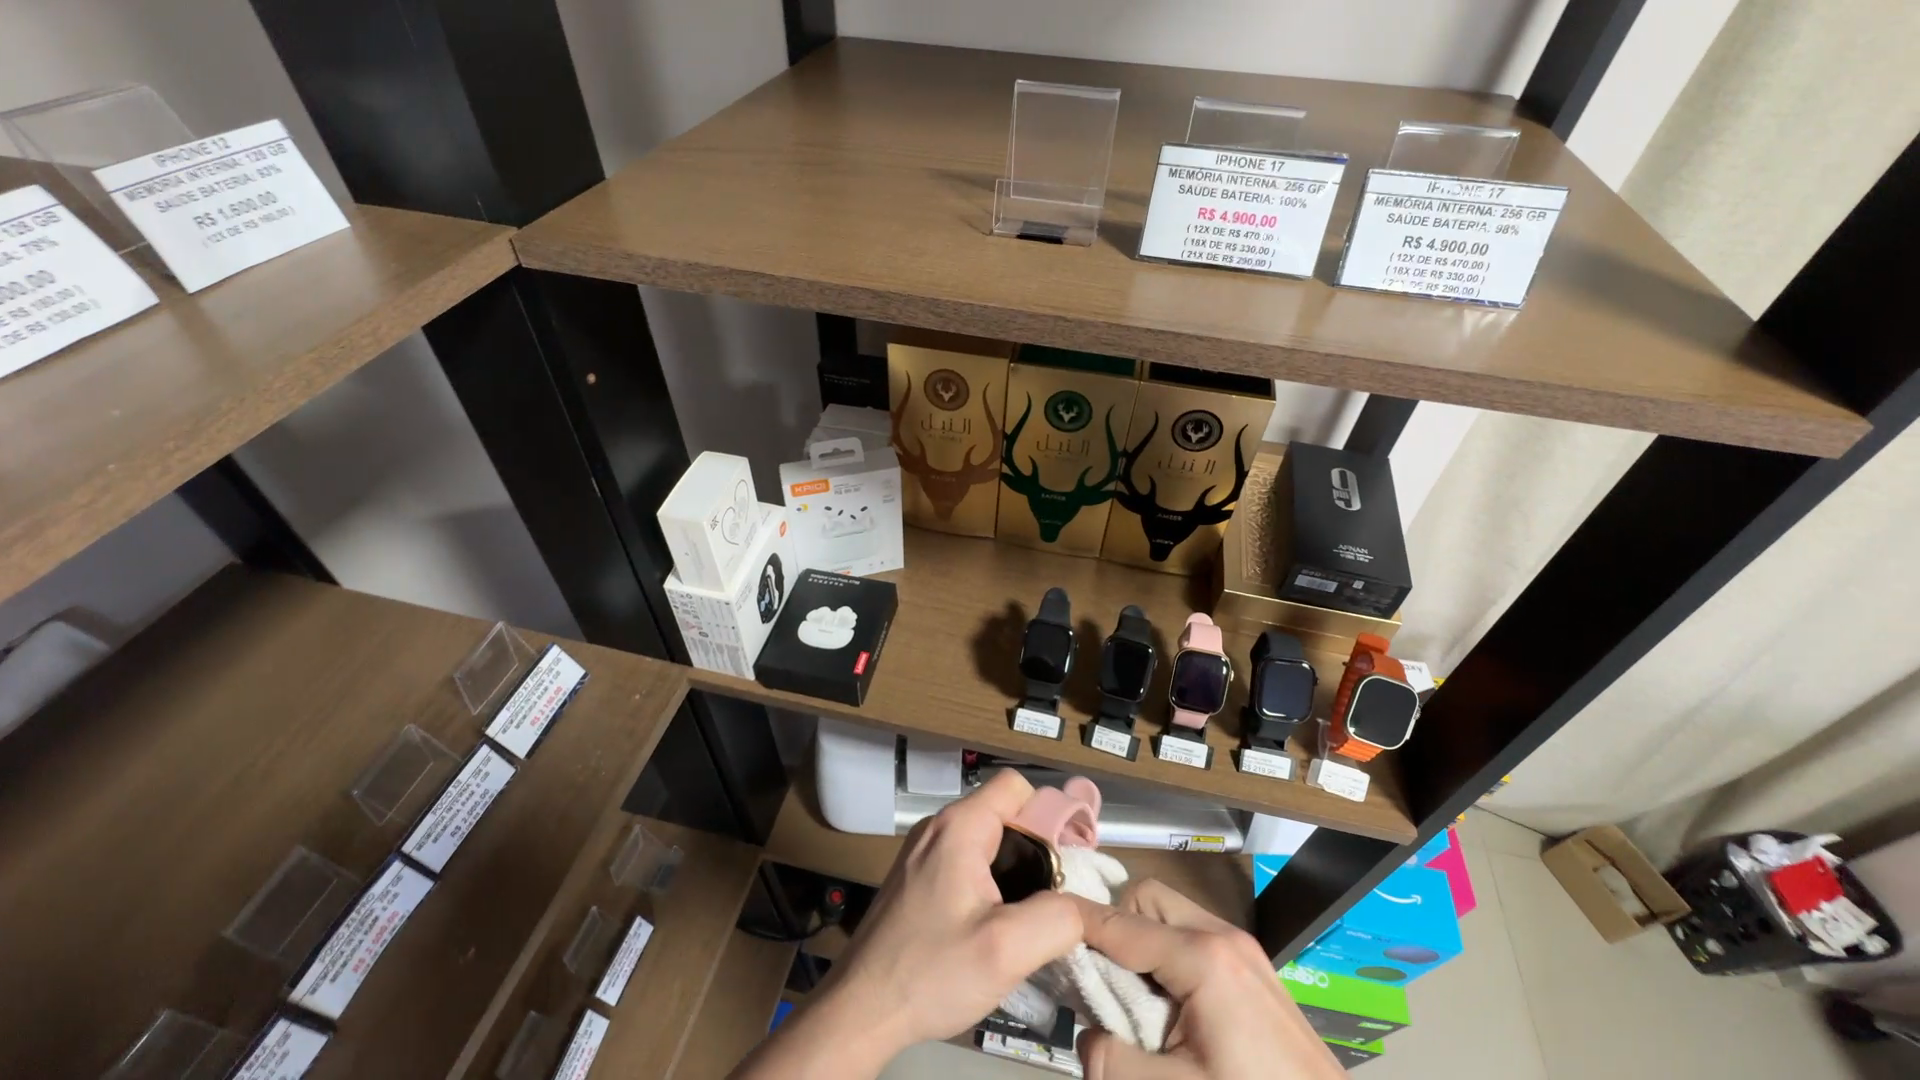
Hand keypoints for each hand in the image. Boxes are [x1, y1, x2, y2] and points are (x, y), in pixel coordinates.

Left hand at [731, 769, 1082, 1079]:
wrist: (860, 1011)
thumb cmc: (930, 972)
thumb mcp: (1007, 948)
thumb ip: (1060, 918)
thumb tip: (1087, 904)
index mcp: (959, 827)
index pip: (1018, 787)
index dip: (1052, 816)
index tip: (1072, 862)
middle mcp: (938, 829)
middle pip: (1006, 815)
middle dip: (1041, 849)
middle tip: (1060, 898)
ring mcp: (924, 855)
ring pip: (990, 843)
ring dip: (1019, 872)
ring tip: (1035, 918)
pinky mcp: (918, 882)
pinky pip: (969, 865)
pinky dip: (993, 885)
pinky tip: (1000, 927)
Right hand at [1073, 879, 1343, 1079]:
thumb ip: (1110, 1059)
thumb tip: (1090, 1032)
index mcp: (1203, 957)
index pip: (1119, 922)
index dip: (1073, 921)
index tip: (1038, 924)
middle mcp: (1224, 938)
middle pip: (1147, 900)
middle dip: (1115, 930)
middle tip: (1102, 985)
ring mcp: (1246, 952)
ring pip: (1171, 919)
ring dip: (1142, 948)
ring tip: (1136, 1007)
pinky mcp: (1255, 973)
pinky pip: (1194, 943)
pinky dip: (1169, 963)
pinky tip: (1170, 1016)